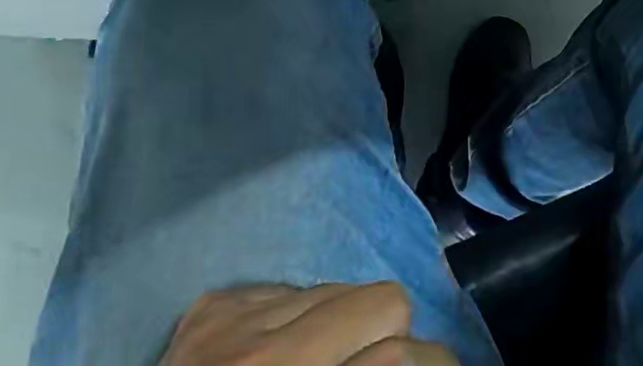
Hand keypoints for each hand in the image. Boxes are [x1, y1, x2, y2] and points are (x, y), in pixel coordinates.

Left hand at [161, 283, 458, 365]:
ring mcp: (235, 321)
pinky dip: (291, 318)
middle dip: (388, 338)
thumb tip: (418, 359)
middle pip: (386, 300)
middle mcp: (267, 356)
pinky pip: (287, 287)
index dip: (432, 365)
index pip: (403, 358)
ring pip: (340, 285)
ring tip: (316, 359)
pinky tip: (270, 354)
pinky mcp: (210, 306)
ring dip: (339, 322)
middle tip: (365, 365)